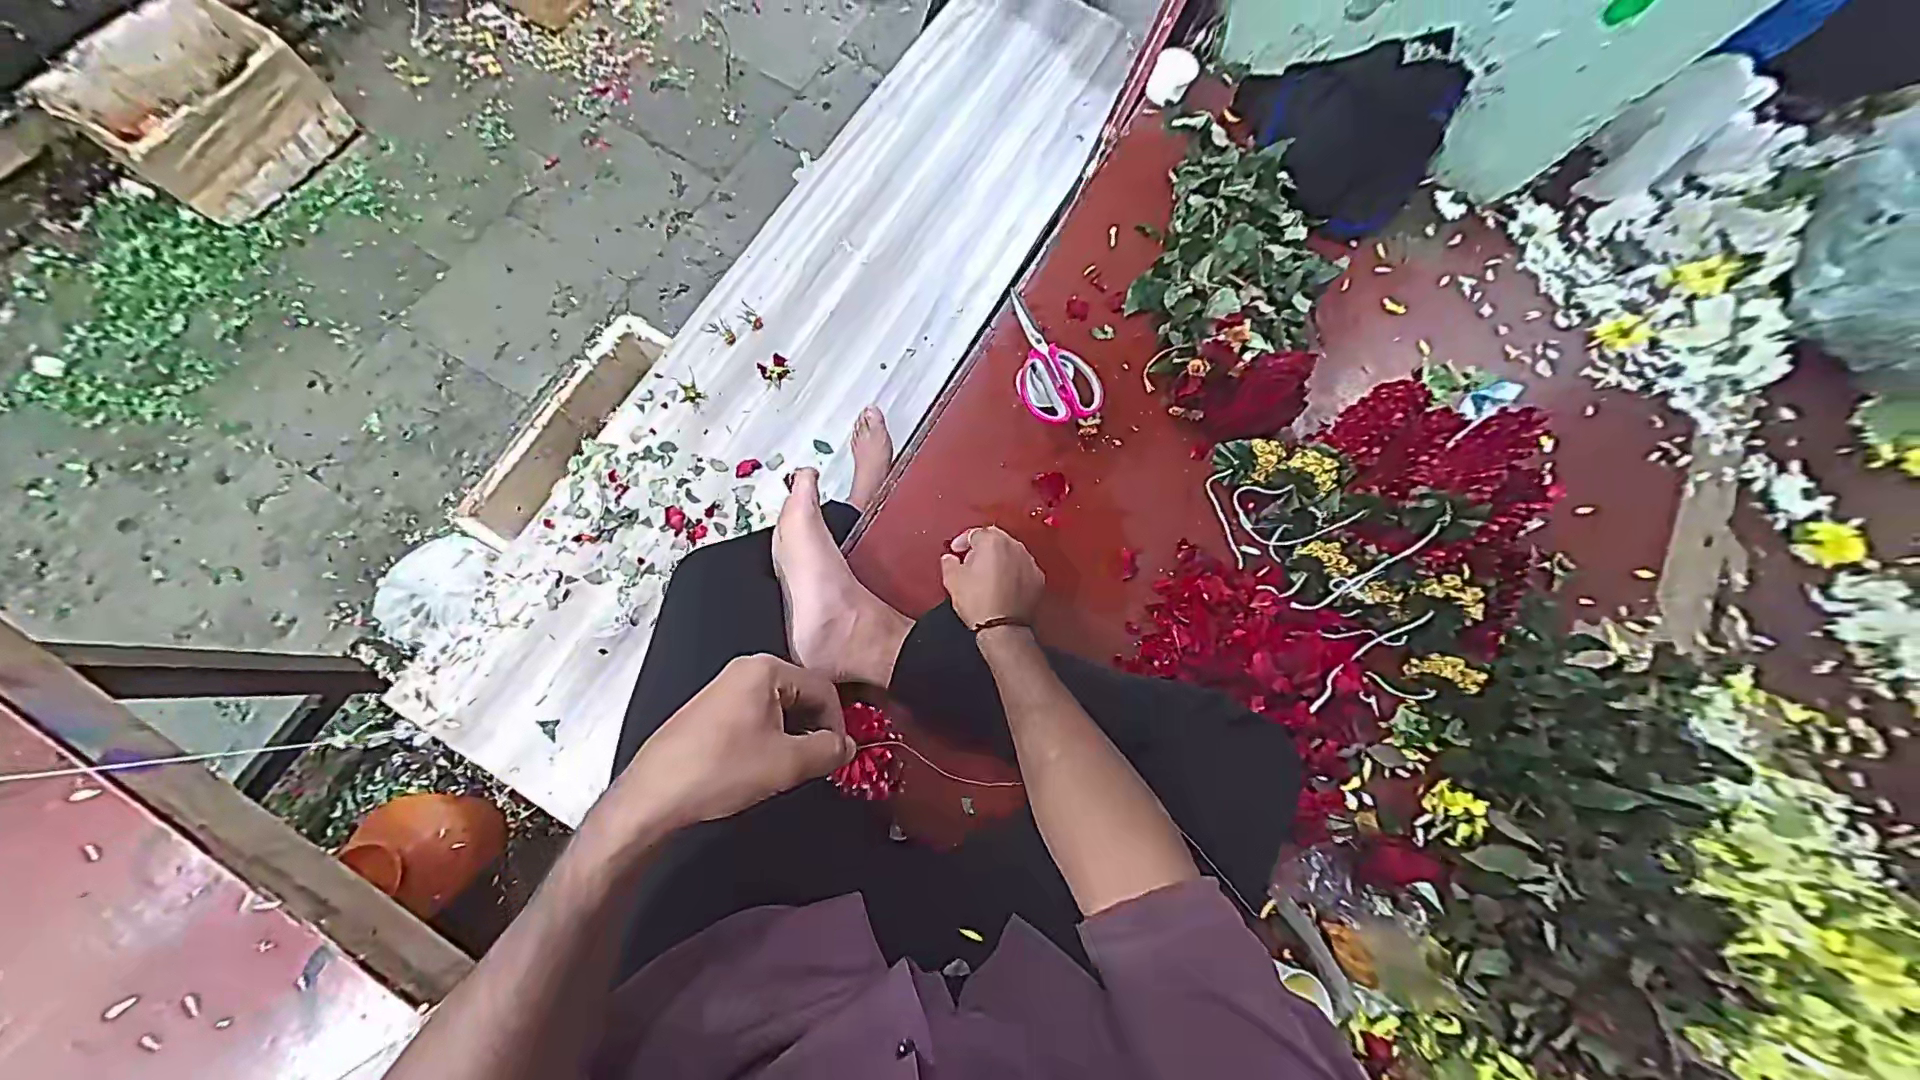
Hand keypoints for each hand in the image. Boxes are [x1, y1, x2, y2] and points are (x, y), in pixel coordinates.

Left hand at [596, 655, 853, 839]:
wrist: (651, 797)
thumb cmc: (721, 771)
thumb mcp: (788, 763)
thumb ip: (829, 750)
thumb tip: (847, 746)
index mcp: (766, 669)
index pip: (824, 689)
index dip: (838, 724)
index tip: (838, 756)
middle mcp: (745, 669)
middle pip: (803, 696)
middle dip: (814, 730)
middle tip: (816, 765)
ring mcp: (725, 688)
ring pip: (780, 709)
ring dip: (793, 737)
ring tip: (788, 769)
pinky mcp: (711, 710)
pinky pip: (756, 717)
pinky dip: (769, 739)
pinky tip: (761, 766)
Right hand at [940, 526, 1044, 628]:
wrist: (1002, 628)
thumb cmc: (980, 603)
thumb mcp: (953, 581)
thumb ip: (949, 563)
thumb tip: (950, 559)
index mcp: (992, 542)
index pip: (975, 533)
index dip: (962, 541)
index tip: (957, 550)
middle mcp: (1014, 547)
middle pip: (995, 538)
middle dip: (982, 547)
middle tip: (970, 560)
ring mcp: (1028, 561)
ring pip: (1010, 551)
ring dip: (999, 558)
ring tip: (987, 574)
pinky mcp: (1037, 577)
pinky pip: (1022, 567)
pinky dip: (1013, 571)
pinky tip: (1003, 584)